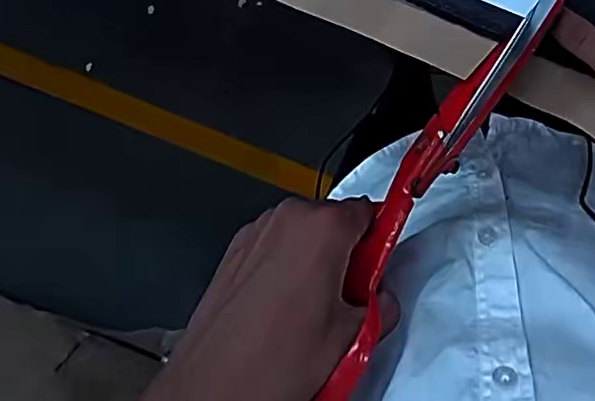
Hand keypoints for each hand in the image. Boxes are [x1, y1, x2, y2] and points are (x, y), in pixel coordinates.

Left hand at [142, 198, 397, 400]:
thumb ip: (378, 307)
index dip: (380, 235)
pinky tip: (282, 308)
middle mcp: (291, 216)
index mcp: (324, 227)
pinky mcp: (237, 246)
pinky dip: (284, 264)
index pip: (369, 210)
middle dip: (346, 252)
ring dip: (313, 258)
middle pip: (334, 221)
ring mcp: (260, 228)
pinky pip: (275, 243)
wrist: (211, 386)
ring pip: (303, 232)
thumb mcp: (347, 340)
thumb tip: (383, 300)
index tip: (383, 253)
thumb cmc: (270, 362)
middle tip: (349, 295)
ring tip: (310, 309)